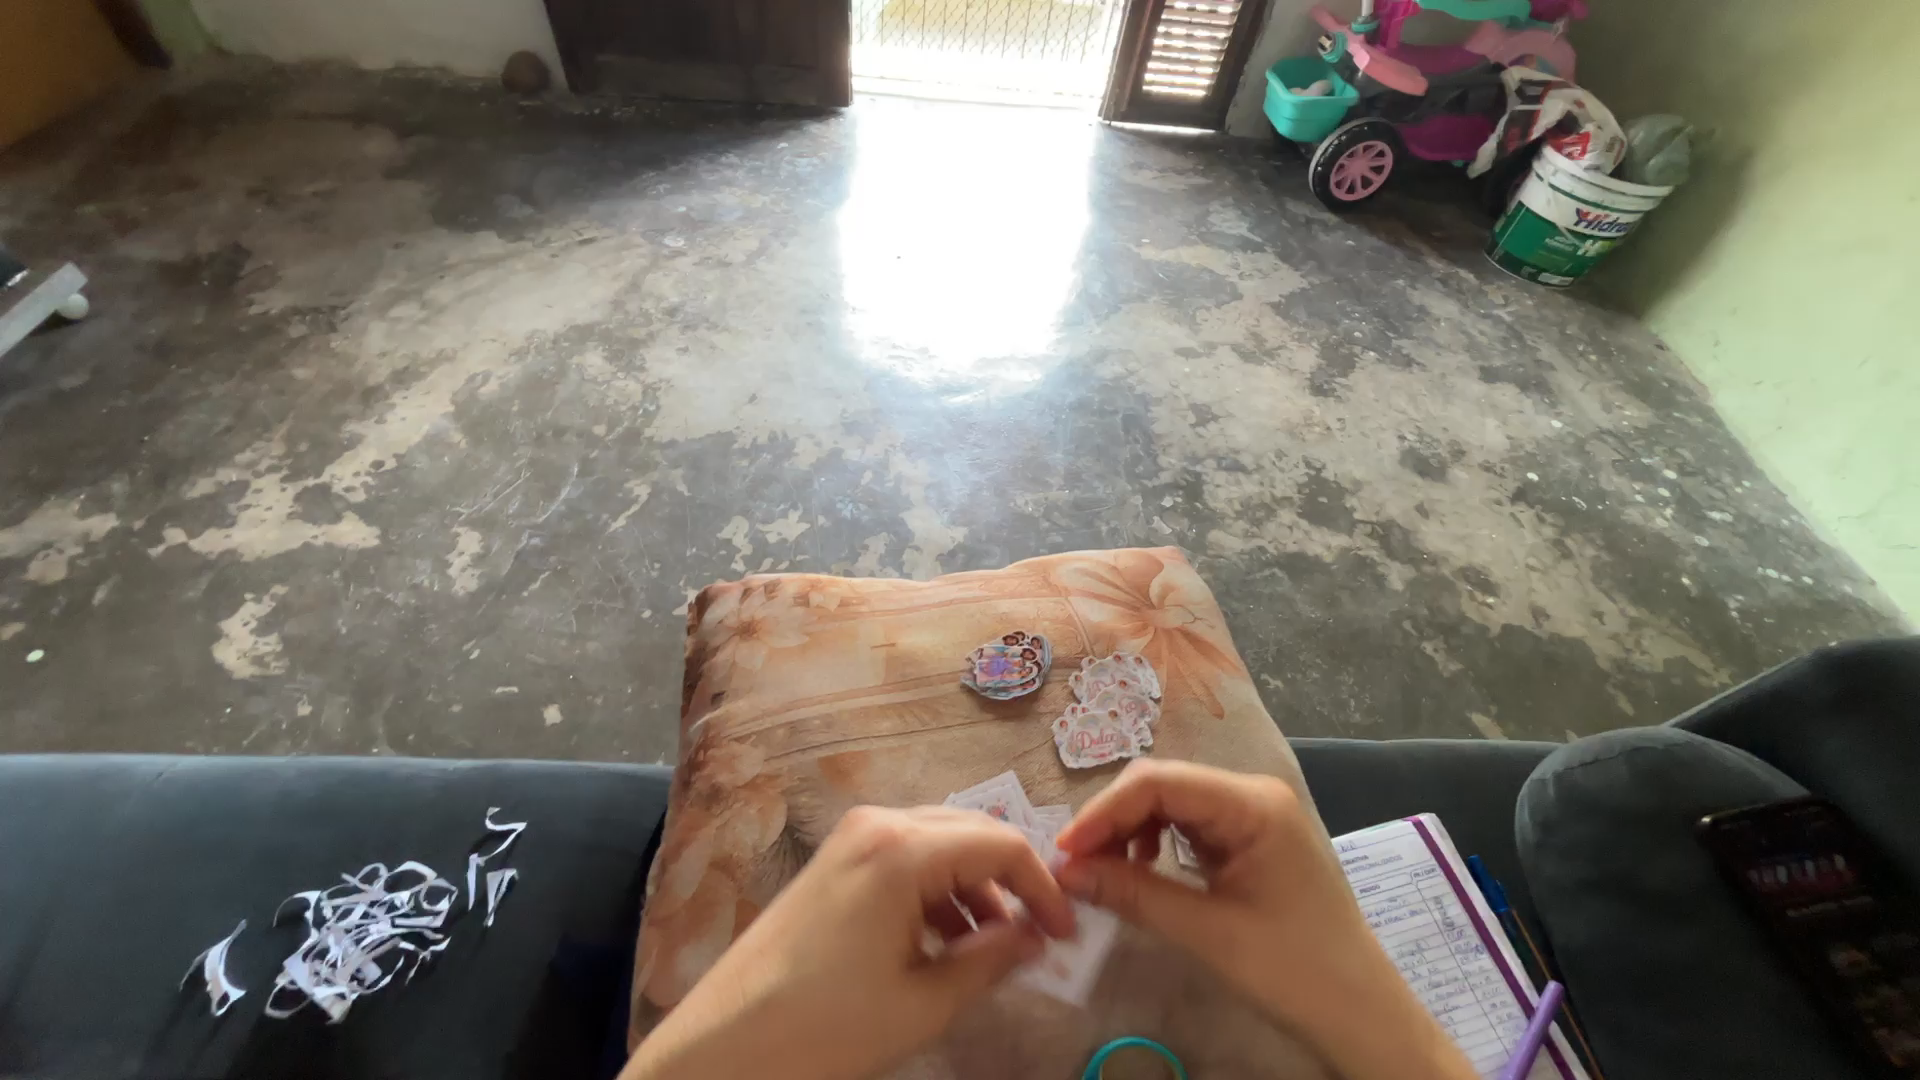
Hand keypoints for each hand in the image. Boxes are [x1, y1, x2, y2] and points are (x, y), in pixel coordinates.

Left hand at [622, 805, 1077, 1079]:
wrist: (722, 1046)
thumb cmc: (826, 1026)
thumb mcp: (922, 1002)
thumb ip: (990, 961)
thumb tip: (1036, 938)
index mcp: (903, 848)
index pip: (999, 843)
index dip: (1042, 887)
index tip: (1067, 934)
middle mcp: (880, 822)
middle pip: (971, 831)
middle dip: (1010, 880)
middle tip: (1039, 936)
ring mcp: (853, 834)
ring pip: (939, 841)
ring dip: (975, 885)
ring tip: (993, 946)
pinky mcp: (837, 855)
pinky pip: (906, 856)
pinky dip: (937, 888)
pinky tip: (944, 936)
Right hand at [1054, 760, 1476, 1079]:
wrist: (1364, 1018)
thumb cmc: (1296, 973)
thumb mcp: (1208, 934)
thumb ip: (1134, 893)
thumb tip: (1065, 872)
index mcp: (1253, 804)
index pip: (1160, 783)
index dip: (1105, 811)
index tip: (1066, 849)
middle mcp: (1252, 793)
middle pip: (1162, 785)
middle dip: (1114, 820)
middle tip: (1076, 864)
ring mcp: (1251, 812)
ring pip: (1170, 801)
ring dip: (1130, 830)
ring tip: (1104, 870)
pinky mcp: (1247, 835)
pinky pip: (1186, 822)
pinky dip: (1154, 841)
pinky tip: (1142, 868)